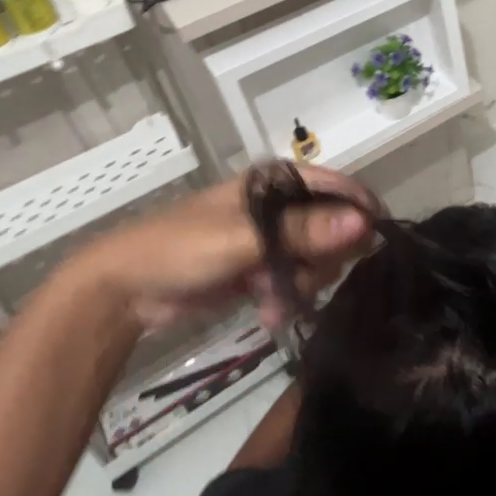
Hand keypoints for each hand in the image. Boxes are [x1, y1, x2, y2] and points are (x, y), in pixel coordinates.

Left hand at [62, 163, 375, 329]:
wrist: (123, 290)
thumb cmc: (181, 248)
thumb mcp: (245, 239)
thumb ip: (304, 231)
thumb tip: (364, 223)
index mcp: (275, 182)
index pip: (337, 187)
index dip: (359, 211)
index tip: (373, 244)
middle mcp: (278, 206)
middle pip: (331, 227)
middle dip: (323, 258)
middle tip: (308, 277)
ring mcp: (268, 239)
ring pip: (314, 260)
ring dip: (301, 284)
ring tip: (275, 301)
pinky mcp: (258, 268)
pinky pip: (291, 281)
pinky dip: (284, 297)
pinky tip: (268, 313)